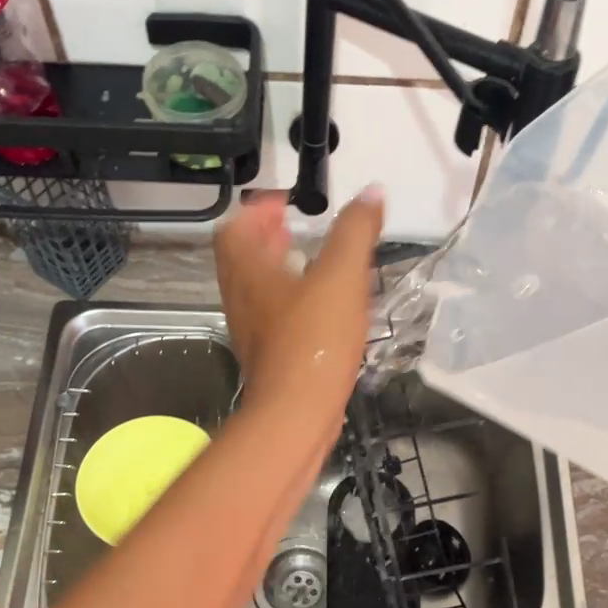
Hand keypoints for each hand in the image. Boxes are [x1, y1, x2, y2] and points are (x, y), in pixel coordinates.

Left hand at [214, 190, 384, 416]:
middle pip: (243, 258)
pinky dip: (290, 303)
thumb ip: (356, 231)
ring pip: (257, 290)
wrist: (296, 414)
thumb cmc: (314, 340)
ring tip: (311, 265)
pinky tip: (321, 311)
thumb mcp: (342, 276)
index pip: (235, 227)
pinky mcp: (269, 359)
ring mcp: (251, 332)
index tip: (287, 205)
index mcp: (248, 271)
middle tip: (296, 230)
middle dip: (268, 239)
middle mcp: (241, 299)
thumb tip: (372, 193)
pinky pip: (272, 319)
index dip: (257, 210)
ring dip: (279, 271)